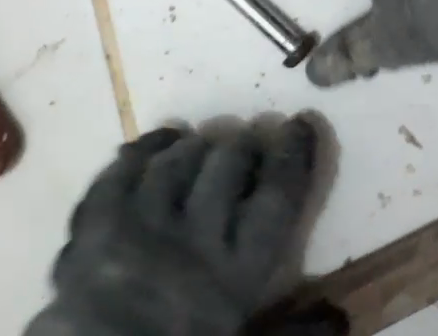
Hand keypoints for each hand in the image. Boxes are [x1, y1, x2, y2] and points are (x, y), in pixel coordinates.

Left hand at [25, 118, 333, 335]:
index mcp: (236, 276)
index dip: (293, 154)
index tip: (301, 124)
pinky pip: (125, 169)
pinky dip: (145, 149)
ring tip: (208, 143)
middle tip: (251, 137)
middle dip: (245, 144)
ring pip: (179, 161)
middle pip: (229, 166)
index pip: (277, 196)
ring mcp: (139, 227)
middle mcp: (193, 240)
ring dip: (199, 145)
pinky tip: (162, 141)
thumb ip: (293, 333)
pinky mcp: (95, 225)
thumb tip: (342, 316)